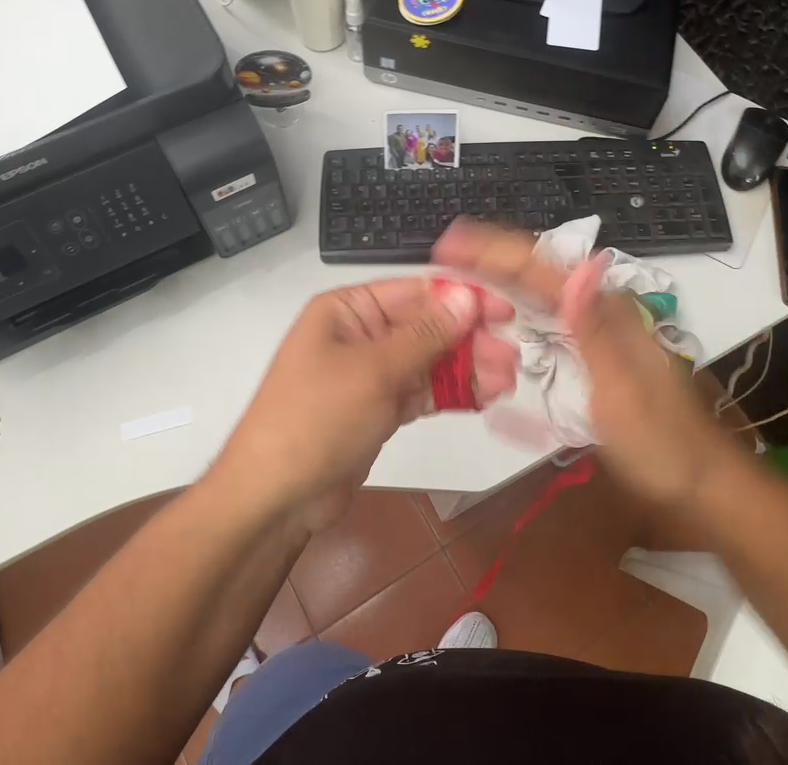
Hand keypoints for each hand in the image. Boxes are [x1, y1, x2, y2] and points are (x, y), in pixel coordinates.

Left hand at [215, 277, 517, 533]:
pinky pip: (422, 392)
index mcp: (348, 310)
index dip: (462, 298)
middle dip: (469, 340)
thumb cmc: (315, 419)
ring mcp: (370, 374)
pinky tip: (484, 396)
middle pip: (427, 327)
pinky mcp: (379, 409)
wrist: (275, 495)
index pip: (415, 292)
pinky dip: (451, 393)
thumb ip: (425, 334)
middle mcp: (360, 335)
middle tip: (512, 357)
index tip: (505, 310)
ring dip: (466, 368)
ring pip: (429, 361)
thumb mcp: (373, 371)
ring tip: (506, 380)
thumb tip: (466, 297)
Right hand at [433, 221, 731, 508]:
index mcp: (604, 313)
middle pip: (537, 271)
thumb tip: (578, 269)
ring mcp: (595, 331)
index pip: (542, 267)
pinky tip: (495, 315)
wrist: (698, 478)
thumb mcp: (623, 391)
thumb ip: (596, 332)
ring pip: (539, 292)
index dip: (495, 250)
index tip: (452, 242)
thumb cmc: (661, 442)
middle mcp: (598, 312)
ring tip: (459, 277)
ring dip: (500, 280)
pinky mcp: (591, 352)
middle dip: (490, 258)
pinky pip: (546, 319)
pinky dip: (516, 309)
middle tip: (445, 255)